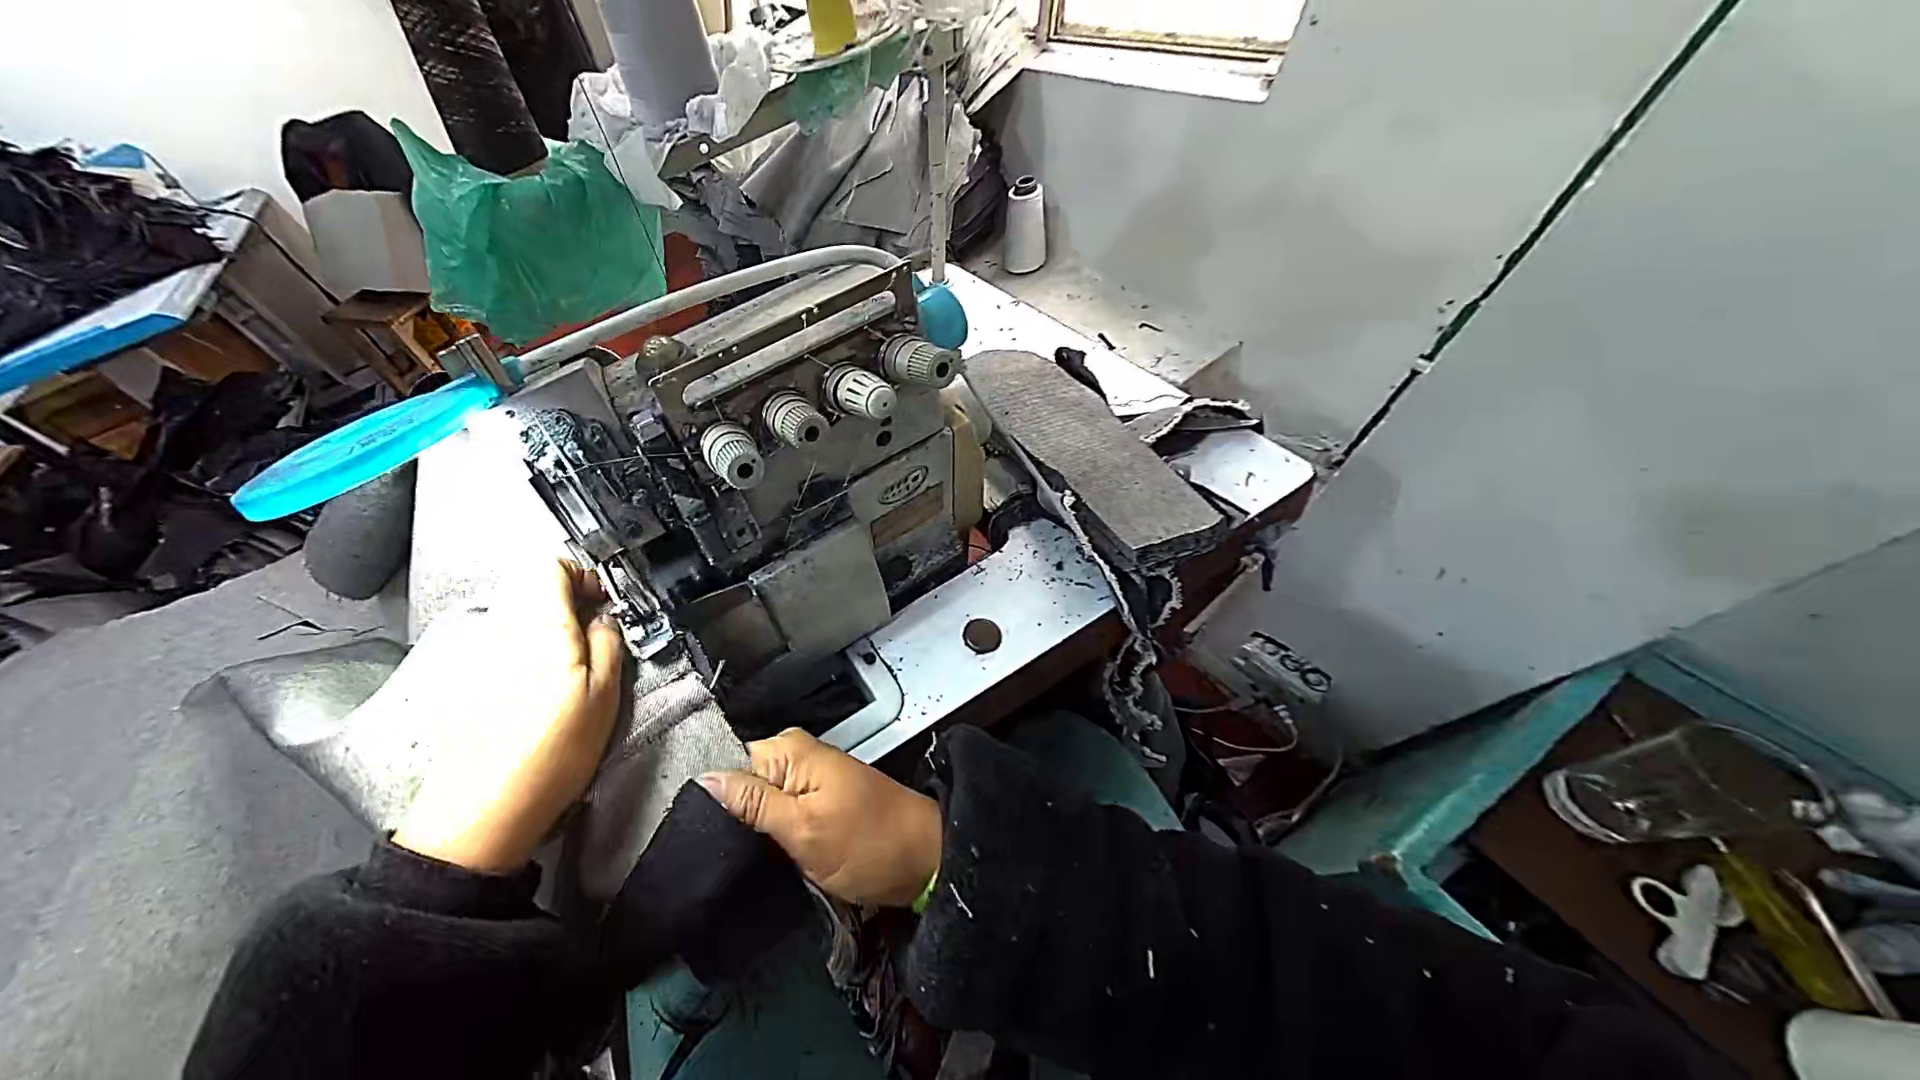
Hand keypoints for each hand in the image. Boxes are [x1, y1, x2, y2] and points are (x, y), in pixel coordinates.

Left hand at [392, 560, 625, 872]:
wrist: (484, 811)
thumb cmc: (547, 756)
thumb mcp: (606, 694)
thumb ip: (610, 642)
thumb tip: (605, 621)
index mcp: (538, 628)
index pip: (552, 566)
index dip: (585, 576)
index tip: (604, 602)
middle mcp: (500, 632)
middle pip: (533, 588)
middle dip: (569, 604)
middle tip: (596, 636)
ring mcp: (477, 656)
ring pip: (519, 617)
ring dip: (550, 629)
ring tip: (574, 668)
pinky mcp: (467, 681)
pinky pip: (503, 646)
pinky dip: (528, 653)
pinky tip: (543, 691)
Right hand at [701, 729, 941, 906]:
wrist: (922, 860)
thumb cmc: (871, 844)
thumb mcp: (804, 828)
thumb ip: (754, 802)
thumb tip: (706, 779)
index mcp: (790, 750)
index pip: (728, 763)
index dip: (712, 797)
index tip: (698, 830)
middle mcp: (797, 758)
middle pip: (740, 783)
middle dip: (730, 817)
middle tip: (726, 852)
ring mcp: (807, 782)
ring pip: (756, 804)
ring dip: (750, 831)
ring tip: (743, 857)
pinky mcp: (815, 804)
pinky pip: (777, 815)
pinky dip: (769, 836)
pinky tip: (762, 855)